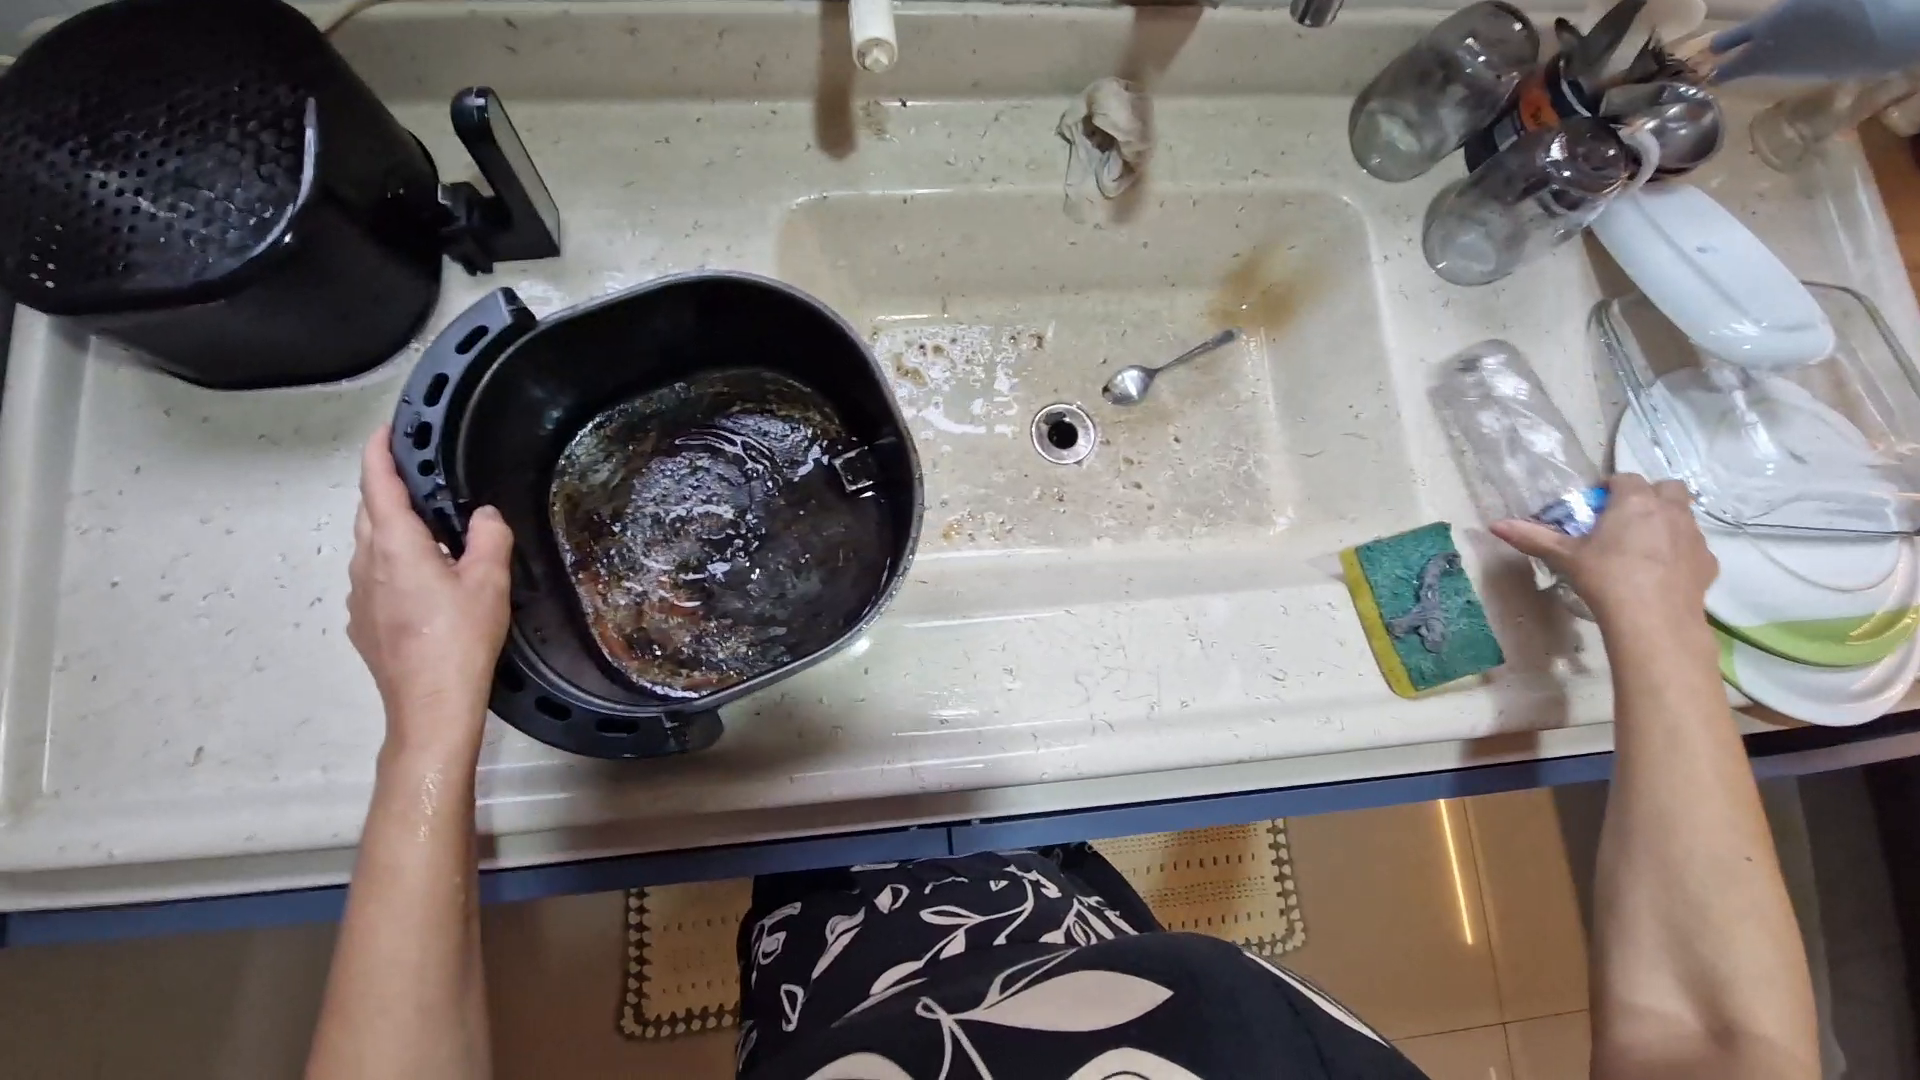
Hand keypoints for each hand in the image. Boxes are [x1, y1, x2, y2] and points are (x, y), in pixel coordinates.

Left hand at [347, 427, 513, 757]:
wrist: (431, 702)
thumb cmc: (461, 636)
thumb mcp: (489, 582)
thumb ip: (488, 538)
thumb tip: (483, 515)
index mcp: (396, 546)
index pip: (378, 485)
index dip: (380, 453)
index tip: (387, 429)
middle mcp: (367, 564)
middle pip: (369, 513)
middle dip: (388, 489)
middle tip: (422, 478)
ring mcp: (359, 595)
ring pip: (370, 546)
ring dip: (393, 528)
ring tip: (431, 530)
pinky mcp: (364, 621)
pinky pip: (375, 576)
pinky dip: (394, 562)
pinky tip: (425, 581)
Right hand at [1490, 474, 1718, 633]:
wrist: (1654, 619)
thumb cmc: (1605, 578)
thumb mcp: (1563, 556)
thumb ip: (1531, 537)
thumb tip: (1494, 525)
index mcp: (1635, 502)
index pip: (1624, 478)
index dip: (1609, 488)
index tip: (1594, 506)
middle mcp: (1670, 511)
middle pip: (1667, 487)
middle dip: (1648, 495)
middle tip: (1623, 518)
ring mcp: (1694, 535)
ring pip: (1683, 514)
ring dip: (1664, 520)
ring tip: (1639, 546)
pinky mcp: (1708, 560)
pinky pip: (1692, 544)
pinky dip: (1677, 549)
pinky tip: (1658, 571)